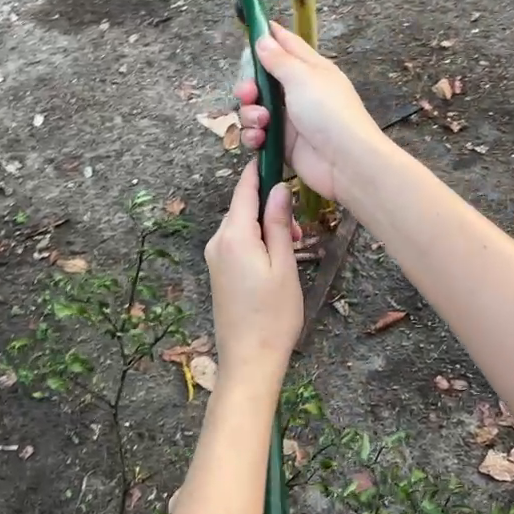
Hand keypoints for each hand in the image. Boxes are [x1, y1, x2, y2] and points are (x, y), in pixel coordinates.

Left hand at [205, 163, 303, 393]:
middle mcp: (217, 242)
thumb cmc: (273, 315)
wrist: (250, 359)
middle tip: (298, 229)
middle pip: (243, 207)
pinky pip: (237, 243)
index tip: (276, 154)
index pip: (245, 189)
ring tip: (291, 248)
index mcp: (234, 236)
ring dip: (265, 227)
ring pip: (242, 226)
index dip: (260, 170)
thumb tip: (279, 188)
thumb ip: (278, 222)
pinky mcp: (218, 271)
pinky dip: (257, 242)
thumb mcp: (283, 264)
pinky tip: (276, 260)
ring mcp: (215, 258)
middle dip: (270, 207)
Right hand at [235, 21, 388, 204]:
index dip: (268, 37)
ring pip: (256, 108)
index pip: (287, 45)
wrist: (345, 161)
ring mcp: (289, 119)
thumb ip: (279, 59)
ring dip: (251, 113)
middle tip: (249, 93)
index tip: (248, 31)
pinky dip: (254, 136)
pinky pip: (258, 134)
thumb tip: (263, 38)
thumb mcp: (302, 77)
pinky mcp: (282, 143)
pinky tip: (260, 139)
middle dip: (249, 86)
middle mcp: (298, 92)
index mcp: (310, 69)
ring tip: (262, 121)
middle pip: (262, 80)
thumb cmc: (328, 112)